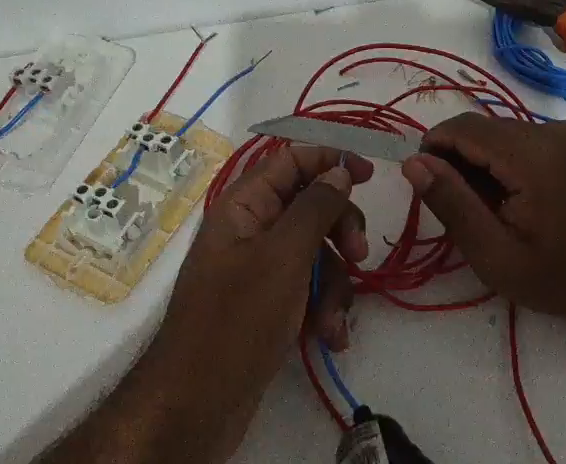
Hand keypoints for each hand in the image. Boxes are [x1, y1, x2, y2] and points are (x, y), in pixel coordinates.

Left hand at [144, 144, 372, 455]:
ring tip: (333, 321)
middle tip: (358, 253)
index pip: (291, 159)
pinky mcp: (268, 305)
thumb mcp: (284, 256)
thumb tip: (339, 170)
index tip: (369, 173)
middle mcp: (250, 229)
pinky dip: (323, 309)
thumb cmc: (237, 320)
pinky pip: (307, 289)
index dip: (330, 158)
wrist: (195, 405)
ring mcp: (259, 269)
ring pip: (315, 252)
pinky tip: (329, 337)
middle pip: (310, 206)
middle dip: (340, 230)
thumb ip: (315, 207)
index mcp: (243, 205)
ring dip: (334, 283)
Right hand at [401, 115, 565, 339]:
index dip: (434, 147)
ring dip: (487, 159)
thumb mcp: (497, 255)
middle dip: (461, 158)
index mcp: (532, 154)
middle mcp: (553, 129)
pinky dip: (513, 159)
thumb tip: (414, 163)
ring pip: (506, 132)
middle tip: (462, 206)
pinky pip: (530, 138)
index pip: (464, 127)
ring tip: (495, 207)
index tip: (425, 182)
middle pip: (485, 128)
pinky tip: (523, 198)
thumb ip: (452, 204)